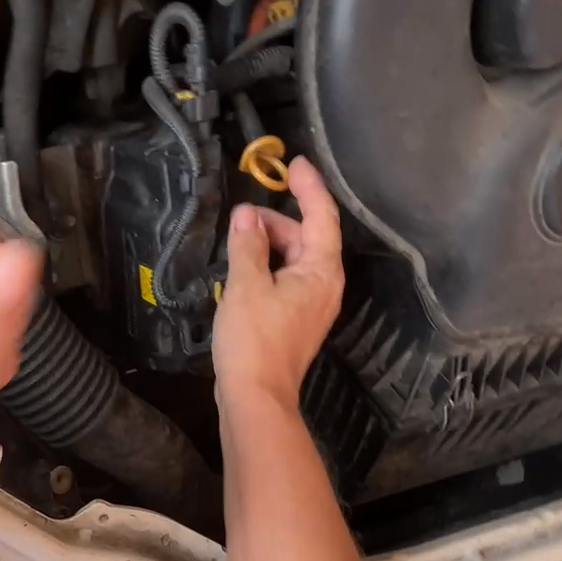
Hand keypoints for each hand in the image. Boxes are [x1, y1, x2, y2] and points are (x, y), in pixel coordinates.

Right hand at [213, 156, 344, 408]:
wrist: (255, 396)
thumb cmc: (253, 340)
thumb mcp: (245, 286)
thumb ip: (247, 245)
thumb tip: (246, 214)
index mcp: (320, 270)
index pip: (320, 216)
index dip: (307, 187)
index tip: (292, 164)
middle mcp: (324, 285)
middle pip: (306, 239)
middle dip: (277, 222)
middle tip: (243, 216)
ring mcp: (311, 307)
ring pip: (293, 263)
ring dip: (268, 247)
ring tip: (237, 242)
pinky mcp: (294, 324)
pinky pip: (285, 283)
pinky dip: (266, 270)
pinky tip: (241, 273)